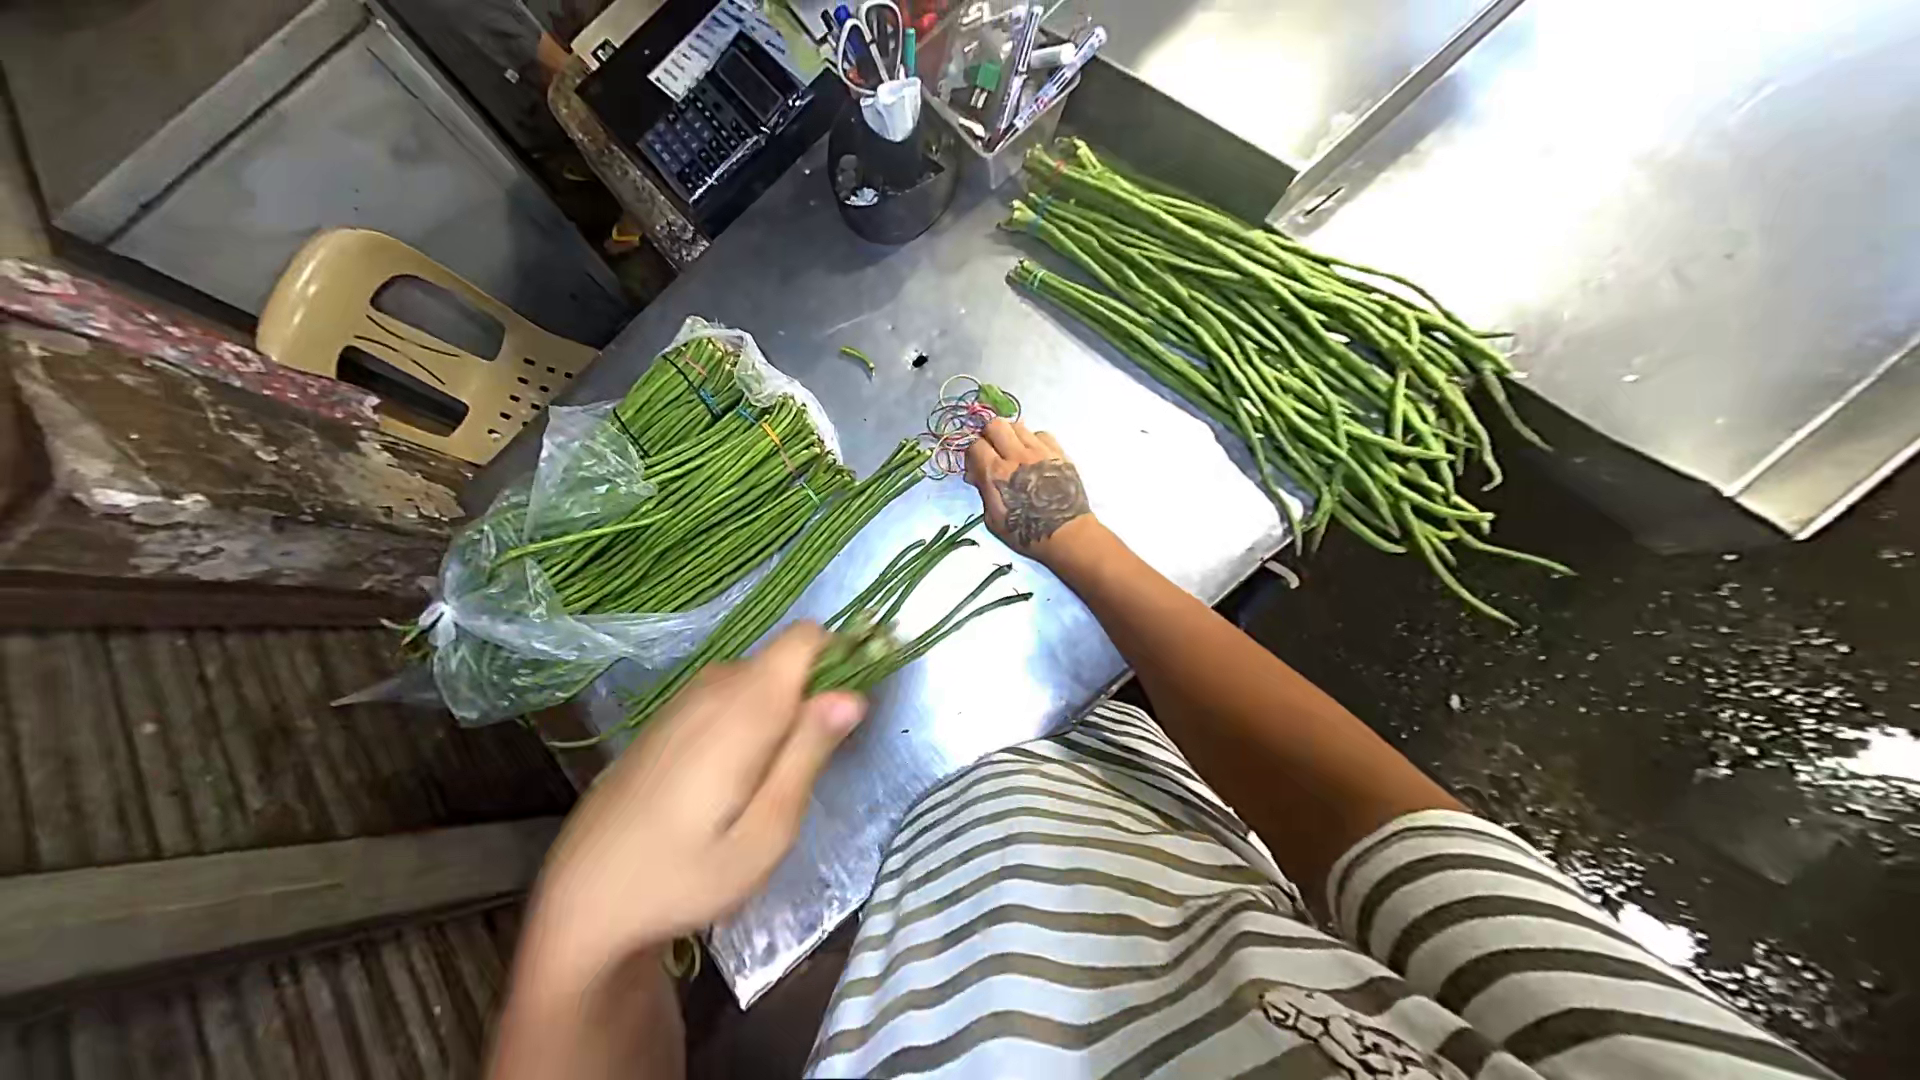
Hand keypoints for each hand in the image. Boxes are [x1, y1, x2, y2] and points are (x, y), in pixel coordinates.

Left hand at [523, 623, 865, 980]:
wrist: (582, 903)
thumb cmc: (685, 875)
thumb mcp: (768, 831)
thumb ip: (810, 752)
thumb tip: (852, 693)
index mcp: (744, 705)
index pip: (806, 637)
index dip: (839, 656)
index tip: (847, 709)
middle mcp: (713, 685)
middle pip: (785, 659)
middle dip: (811, 696)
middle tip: (806, 768)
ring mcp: (684, 699)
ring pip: (758, 678)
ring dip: (780, 712)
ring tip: (766, 782)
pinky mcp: (668, 717)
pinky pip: (728, 694)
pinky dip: (749, 718)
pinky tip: (728, 780)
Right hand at [964, 418, 1098, 563]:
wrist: (1065, 533)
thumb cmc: (1026, 532)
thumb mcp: (993, 519)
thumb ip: (982, 491)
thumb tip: (975, 473)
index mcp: (996, 474)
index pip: (975, 445)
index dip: (972, 453)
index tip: (976, 463)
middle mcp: (1017, 456)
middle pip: (995, 425)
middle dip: (989, 435)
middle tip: (993, 450)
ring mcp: (1040, 451)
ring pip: (1018, 425)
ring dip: (1011, 436)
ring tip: (1014, 451)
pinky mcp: (1059, 452)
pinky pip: (1041, 434)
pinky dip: (1034, 440)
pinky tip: (1035, 455)